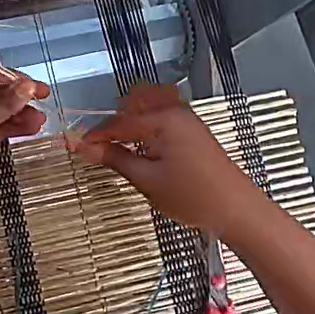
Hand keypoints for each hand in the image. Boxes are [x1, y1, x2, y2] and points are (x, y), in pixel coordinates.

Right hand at [67, 82, 261, 236]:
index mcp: (163, 119)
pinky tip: (142, 151)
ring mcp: (187, 121)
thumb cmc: (194, 196)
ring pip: (148, 109)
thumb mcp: (146, 179)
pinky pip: (161, 119)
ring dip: (130, 123)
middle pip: (134, 103)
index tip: (77, 147)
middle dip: (113, 122)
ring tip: (118, 150)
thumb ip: (114, 159)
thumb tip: (86, 148)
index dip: (94, 136)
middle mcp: (176, 112)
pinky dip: (146, 128)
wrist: (237, 209)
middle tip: (98, 146)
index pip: (118, 122)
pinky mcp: (193, 132)